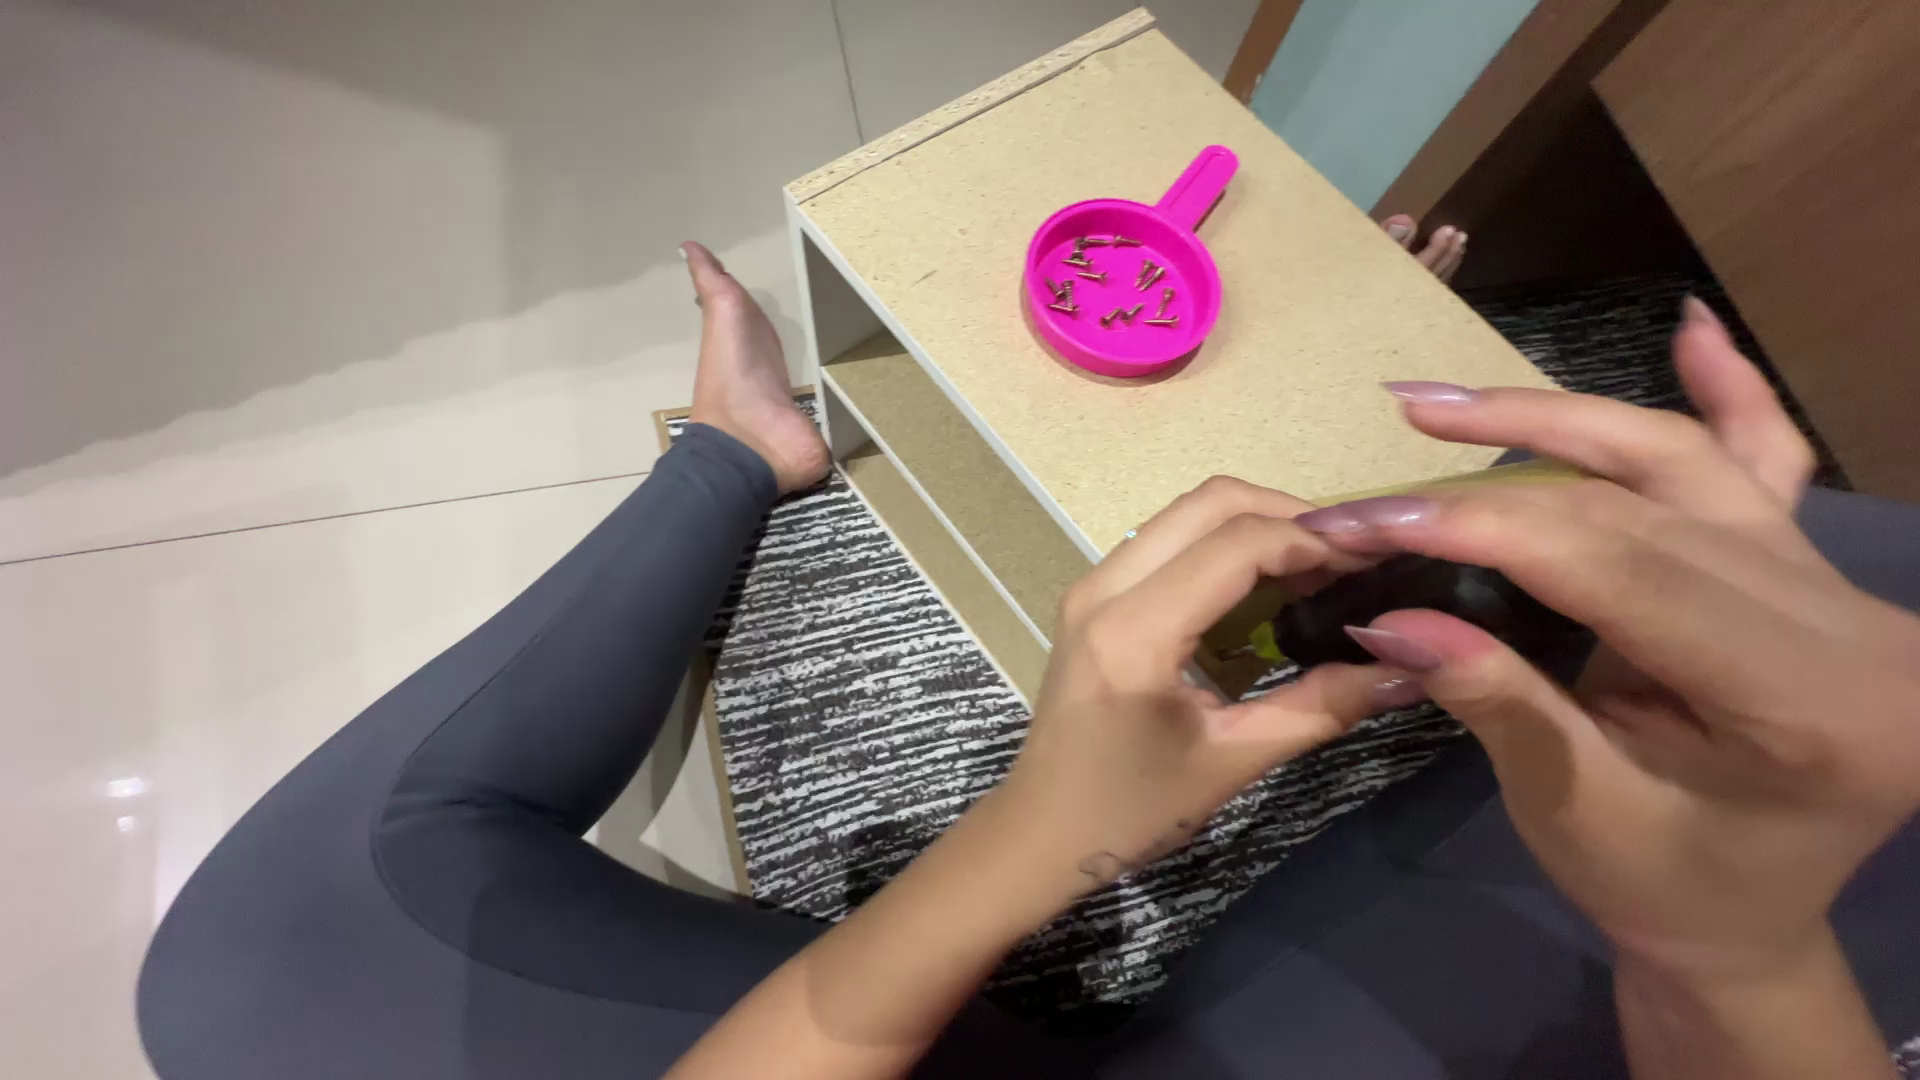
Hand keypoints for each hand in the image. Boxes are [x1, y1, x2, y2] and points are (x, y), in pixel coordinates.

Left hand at [991, 477, 1420, 898]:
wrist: (1042, 826)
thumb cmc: (1127, 808)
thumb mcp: (1229, 762)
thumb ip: (1318, 707)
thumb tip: (1406, 665)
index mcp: (1133, 630)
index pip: (1235, 544)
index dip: (1313, 540)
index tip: (1375, 560)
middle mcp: (1102, 588)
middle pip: (1206, 504)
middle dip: (1287, 515)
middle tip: (1350, 555)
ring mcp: (1091, 586)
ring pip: (1183, 516)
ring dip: (1253, 526)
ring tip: (1318, 567)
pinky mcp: (1093, 598)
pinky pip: (1164, 542)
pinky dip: (1220, 546)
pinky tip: (1264, 584)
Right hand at [1296, 300, 1919, 1075]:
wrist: (1740, 913)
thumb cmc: (1656, 879)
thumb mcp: (1566, 802)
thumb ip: (1490, 696)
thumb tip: (1383, 616)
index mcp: (1808, 695)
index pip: (1613, 567)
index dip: (1473, 528)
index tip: (1359, 521)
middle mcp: (1843, 616)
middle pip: (1631, 504)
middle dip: (1475, 486)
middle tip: (1365, 491)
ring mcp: (1828, 582)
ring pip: (1677, 458)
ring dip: (1549, 419)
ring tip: (1438, 404)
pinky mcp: (1795, 571)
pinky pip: (1765, 462)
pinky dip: (1728, 391)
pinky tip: (1691, 330)